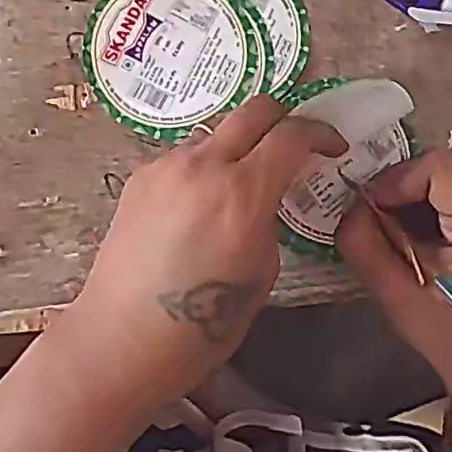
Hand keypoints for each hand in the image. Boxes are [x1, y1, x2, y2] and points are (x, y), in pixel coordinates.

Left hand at [65, 96, 345, 407]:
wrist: (118, 341)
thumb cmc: (201, 325)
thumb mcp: (261, 272)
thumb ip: (268, 218)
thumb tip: (262, 196)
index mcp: (242, 193)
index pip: (291, 135)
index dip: (320, 134)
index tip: (332, 147)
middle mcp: (203, 165)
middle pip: (254, 110)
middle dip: (282, 118)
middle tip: (293, 143)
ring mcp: (166, 166)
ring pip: (216, 133)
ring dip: (238, 146)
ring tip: (237, 185)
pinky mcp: (140, 176)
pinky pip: (184, 156)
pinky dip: (203, 167)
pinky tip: (196, 205)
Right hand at [336, 149, 451, 366]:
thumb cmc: (443, 331)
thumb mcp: (392, 293)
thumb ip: (363, 242)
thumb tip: (353, 203)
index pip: (439, 168)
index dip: (398, 180)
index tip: (375, 208)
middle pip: (440, 165)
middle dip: (401, 186)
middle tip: (379, 218)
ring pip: (442, 171)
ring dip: (410, 192)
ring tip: (396, 227)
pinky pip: (449, 183)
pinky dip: (423, 197)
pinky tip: (415, 229)